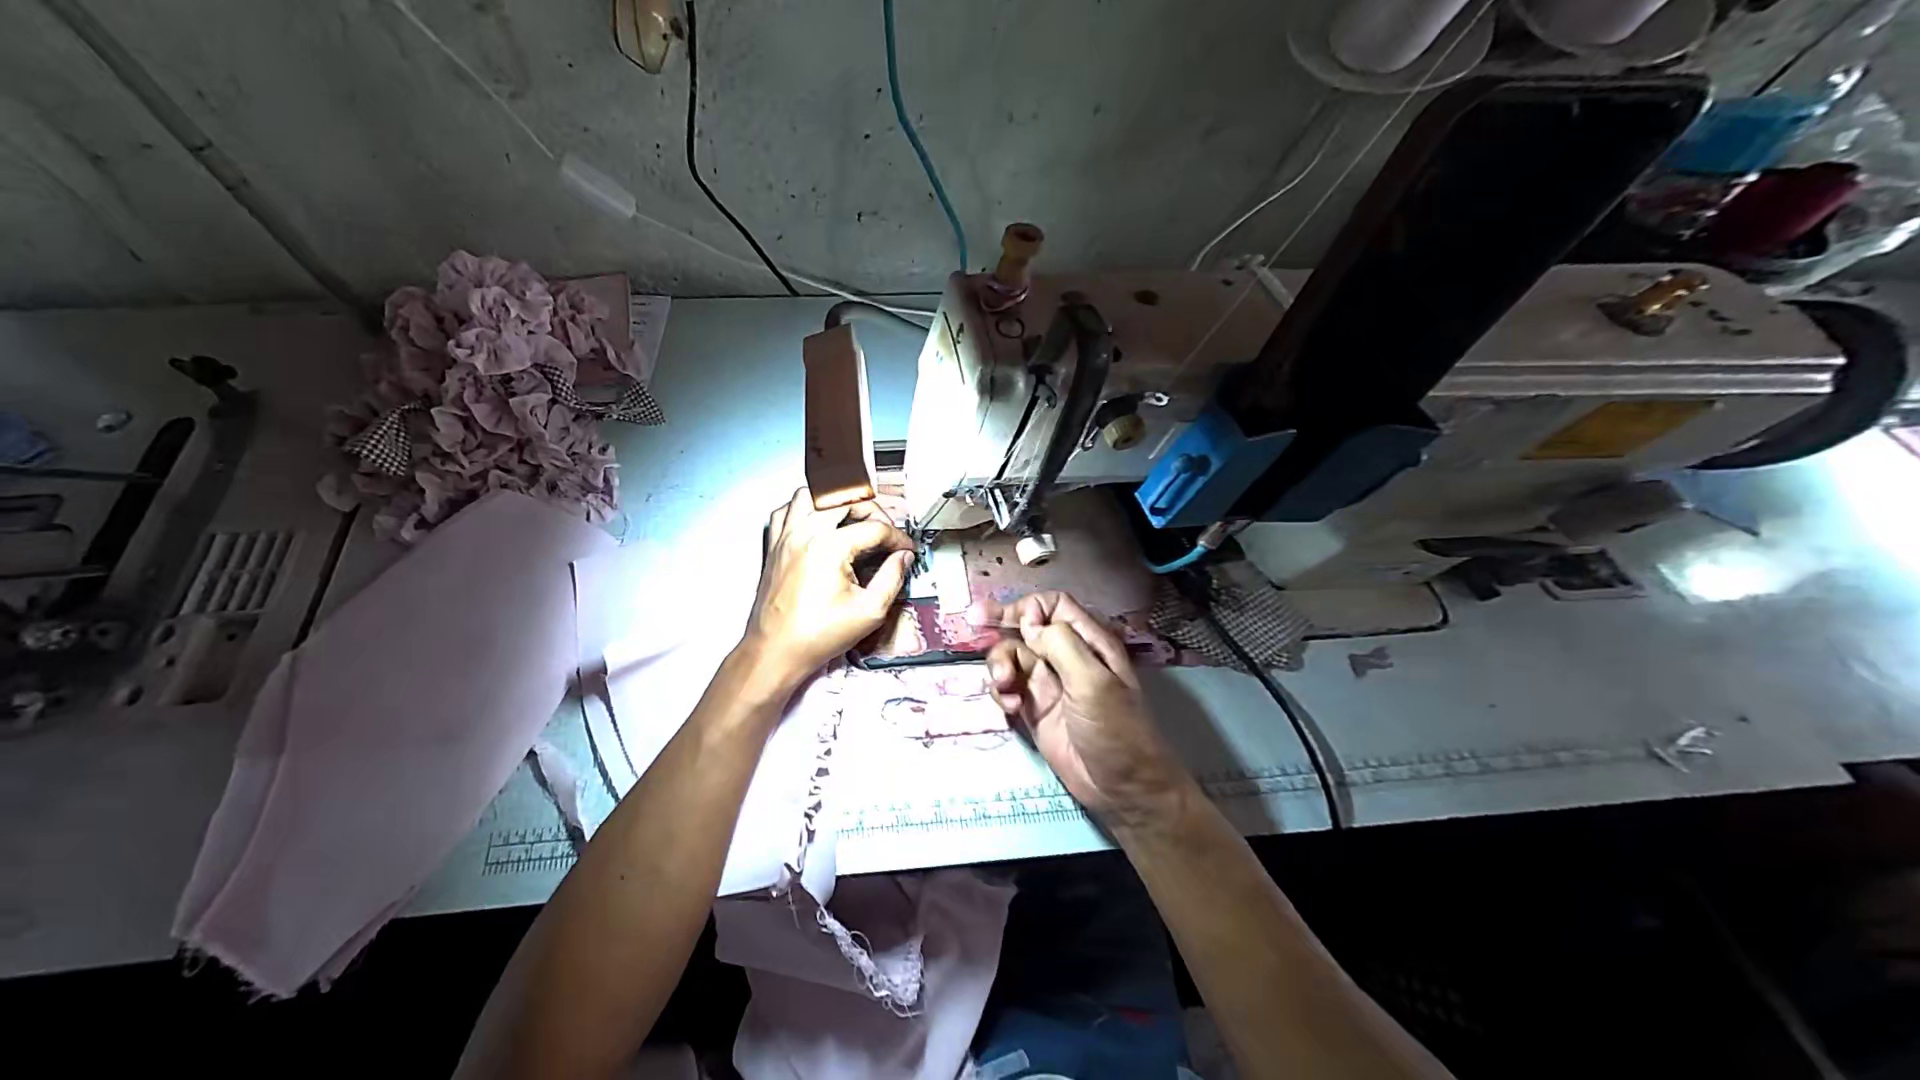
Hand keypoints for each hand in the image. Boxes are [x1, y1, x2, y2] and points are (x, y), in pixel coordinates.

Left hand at [742, 488, 915, 689]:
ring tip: (854, 516)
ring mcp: (786, 537)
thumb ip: (892, 578)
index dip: (898, 538)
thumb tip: (903, 558)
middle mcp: (805, 533)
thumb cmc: (817, 636)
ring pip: (812, 494)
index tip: (906, 550)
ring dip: (836, 499)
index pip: (875, 528)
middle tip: (885, 531)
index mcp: (830, 547)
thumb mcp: (869, 611)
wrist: (775, 652)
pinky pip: (787, 510)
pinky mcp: (774, 546)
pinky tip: (818, 523)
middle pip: (845, 498)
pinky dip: (805, 508)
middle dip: (872, 510)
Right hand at [986, 592, 1192, 826]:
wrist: (1123, 789)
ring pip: (1012, 657)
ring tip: (1004, 684)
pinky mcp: (1034, 710)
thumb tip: (1028, 622)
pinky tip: (1012, 708)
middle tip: (974, 624)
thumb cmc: (1117, 731)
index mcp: (1089, 642)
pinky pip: (1008, 689)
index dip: (1029, 607)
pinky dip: (1003, 693)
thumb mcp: (1093, 682)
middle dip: (1002, 626)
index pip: (1054, 606)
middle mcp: (1067, 657)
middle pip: (1026, 627)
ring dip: (1000, 664)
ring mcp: (1049, 685)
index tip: (1009, 620)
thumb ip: (1060, 645)